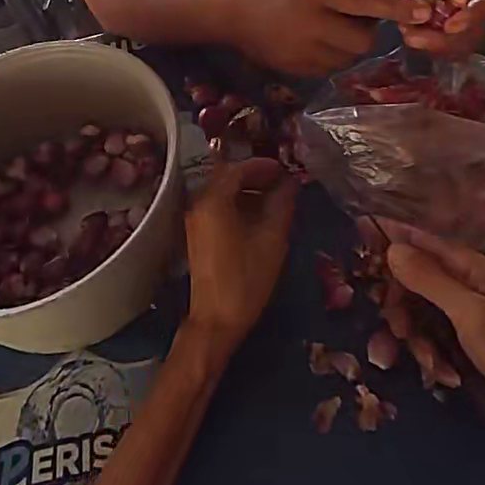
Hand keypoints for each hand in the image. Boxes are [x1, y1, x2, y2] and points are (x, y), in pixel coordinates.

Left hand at [184, 158, 299, 354]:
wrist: (216, 319)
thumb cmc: (245, 279)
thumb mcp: (271, 240)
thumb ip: (280, 206)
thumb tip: (289, 183)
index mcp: (213, 202)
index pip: (235, 169)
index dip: (261, 165)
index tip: (283, 168)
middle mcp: (198, 205)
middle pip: (225, 178)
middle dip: (254, 175)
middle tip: (281, 180)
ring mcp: (195, 221)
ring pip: (221, 193)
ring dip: (246, 190)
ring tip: (275, 196)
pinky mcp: (198, 235)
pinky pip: (217, 207)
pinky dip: (237, 204)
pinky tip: (259, 215)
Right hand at [222, 0, 431, 76]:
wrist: (231, 12)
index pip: (365, 1)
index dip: (397, 7)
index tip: (424, 11)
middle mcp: (311, 24)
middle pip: (363, 40)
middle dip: (367, 30)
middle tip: (351, 17)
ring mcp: (302, 51)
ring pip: (349, 57)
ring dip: (349, 44)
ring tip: (327, 28)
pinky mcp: (296, 70)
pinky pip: (331, 68)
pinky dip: (332, 56)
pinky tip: (311, 41)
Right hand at [384, 223, 484, 452]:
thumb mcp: (471, 316)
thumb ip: (430, 280)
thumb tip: (393, 247)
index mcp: (475, 270)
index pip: (423, 241)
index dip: (391, 235)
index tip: (357, 229)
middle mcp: (470, 286)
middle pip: (415, 280)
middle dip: (399, 303)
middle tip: (391, 326)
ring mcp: (470, 316)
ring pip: (420, 312)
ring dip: (415, 336)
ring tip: (425, 361)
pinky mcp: (469, 344)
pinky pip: (434, 337)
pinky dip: (431, 353)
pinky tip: (442, 374)